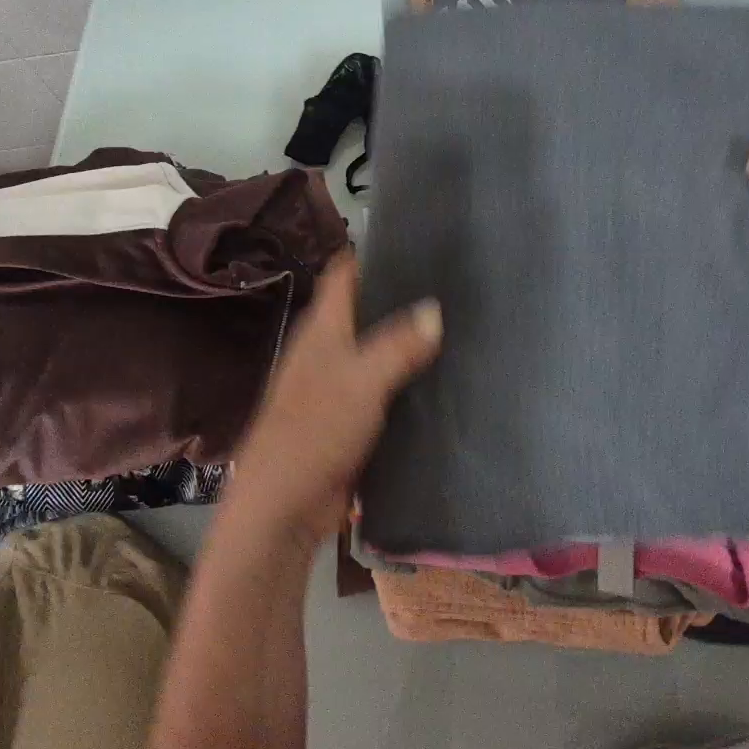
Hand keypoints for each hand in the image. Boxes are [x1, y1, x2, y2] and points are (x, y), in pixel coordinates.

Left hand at [230, 253, 441, 541]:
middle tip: (458, 284)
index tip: (420, 240)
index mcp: (322, 330)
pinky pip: (388, 391)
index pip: (345, 274)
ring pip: (381, 352)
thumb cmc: (314, 433)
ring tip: (464, 325)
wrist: (284, 508)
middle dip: (404, 297)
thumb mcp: (360, 382)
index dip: (374, 251)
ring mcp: (340, 387)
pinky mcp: (353, 421)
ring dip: (412, 343)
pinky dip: (411, 383)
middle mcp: (329, 351)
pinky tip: (446, 380)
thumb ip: (398, 345)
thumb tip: (435, 308)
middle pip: (368, 311)